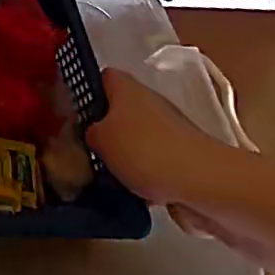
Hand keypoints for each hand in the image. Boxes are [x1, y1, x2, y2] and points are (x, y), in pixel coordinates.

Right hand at [86, 68, 231, 203]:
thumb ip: (89, 133)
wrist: (202, 183)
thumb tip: (92, 133)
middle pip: (118, 110)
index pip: (101, 78)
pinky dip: (143, 178)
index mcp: (126, 86)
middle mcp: (147, 101)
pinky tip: (131, 196)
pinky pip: (152, 164)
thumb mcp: (101, 139)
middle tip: (84, 151)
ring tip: (103, 178)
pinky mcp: (181, 157)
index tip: (72, 115)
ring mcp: (167, 129)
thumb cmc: (144, 150)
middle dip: (104, 131)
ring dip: (123, 158)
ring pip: (135, 140)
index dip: (86, 92)